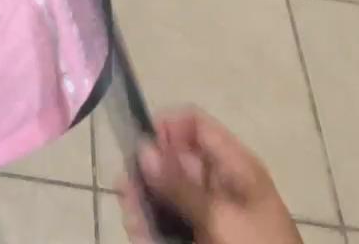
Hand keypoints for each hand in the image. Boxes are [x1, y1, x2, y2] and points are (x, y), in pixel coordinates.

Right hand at [117, 110, 303, 243]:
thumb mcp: (221, 219)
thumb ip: (180, 186)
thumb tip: (142, 148)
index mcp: (234, 168)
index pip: (194, 125)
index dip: (166, 128)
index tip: (140, 146)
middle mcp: (218, 185)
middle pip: (172, 160)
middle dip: (145, 173)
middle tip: (125, 189)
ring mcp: (207, 216)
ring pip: (164, 195)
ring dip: (142, 203)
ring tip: (131, 219)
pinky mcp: (198, 240)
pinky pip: (166, 225)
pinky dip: (149, 227)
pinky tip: (138, 234)